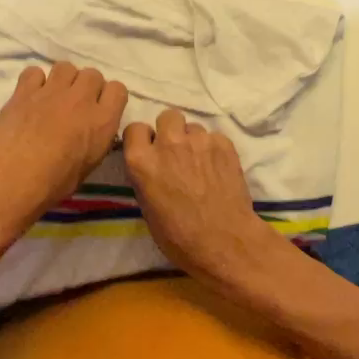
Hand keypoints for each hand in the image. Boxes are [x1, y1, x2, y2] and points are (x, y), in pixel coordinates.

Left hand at [0, 62, 127, 247]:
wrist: (12, 179)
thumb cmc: (53, 183)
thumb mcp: (88, 166)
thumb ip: (97, 139)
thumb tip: (94, 131)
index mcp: (102, 121)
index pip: (118, 89)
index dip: (109, 97)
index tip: (100, 108)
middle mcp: (81, 100)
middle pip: (92, 74)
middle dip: (87, 86)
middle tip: (75, 104)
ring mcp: (52, 92)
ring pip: (66, 67)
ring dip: (63, 79)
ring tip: (54, 97)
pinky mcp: (24, 91)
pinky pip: (35, 72)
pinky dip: (35, 81)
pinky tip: (30, 97)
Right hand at [122, 109, 284, 285]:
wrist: (224, 241)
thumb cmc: (179, 236)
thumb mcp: (148, 208)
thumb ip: (146, 177)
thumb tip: (152, 167)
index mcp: (142, 161)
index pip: (135, 129)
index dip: (143, 139)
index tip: (150, 152)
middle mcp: (168, 143)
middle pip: (166, 117)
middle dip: (170, 131)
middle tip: (177, 153)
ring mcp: (198, 140)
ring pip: (192, 127)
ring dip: (193, 141)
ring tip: (201, 164)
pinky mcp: (224, 144)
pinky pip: (214, 137)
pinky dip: (214, 149)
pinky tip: (217, 169)